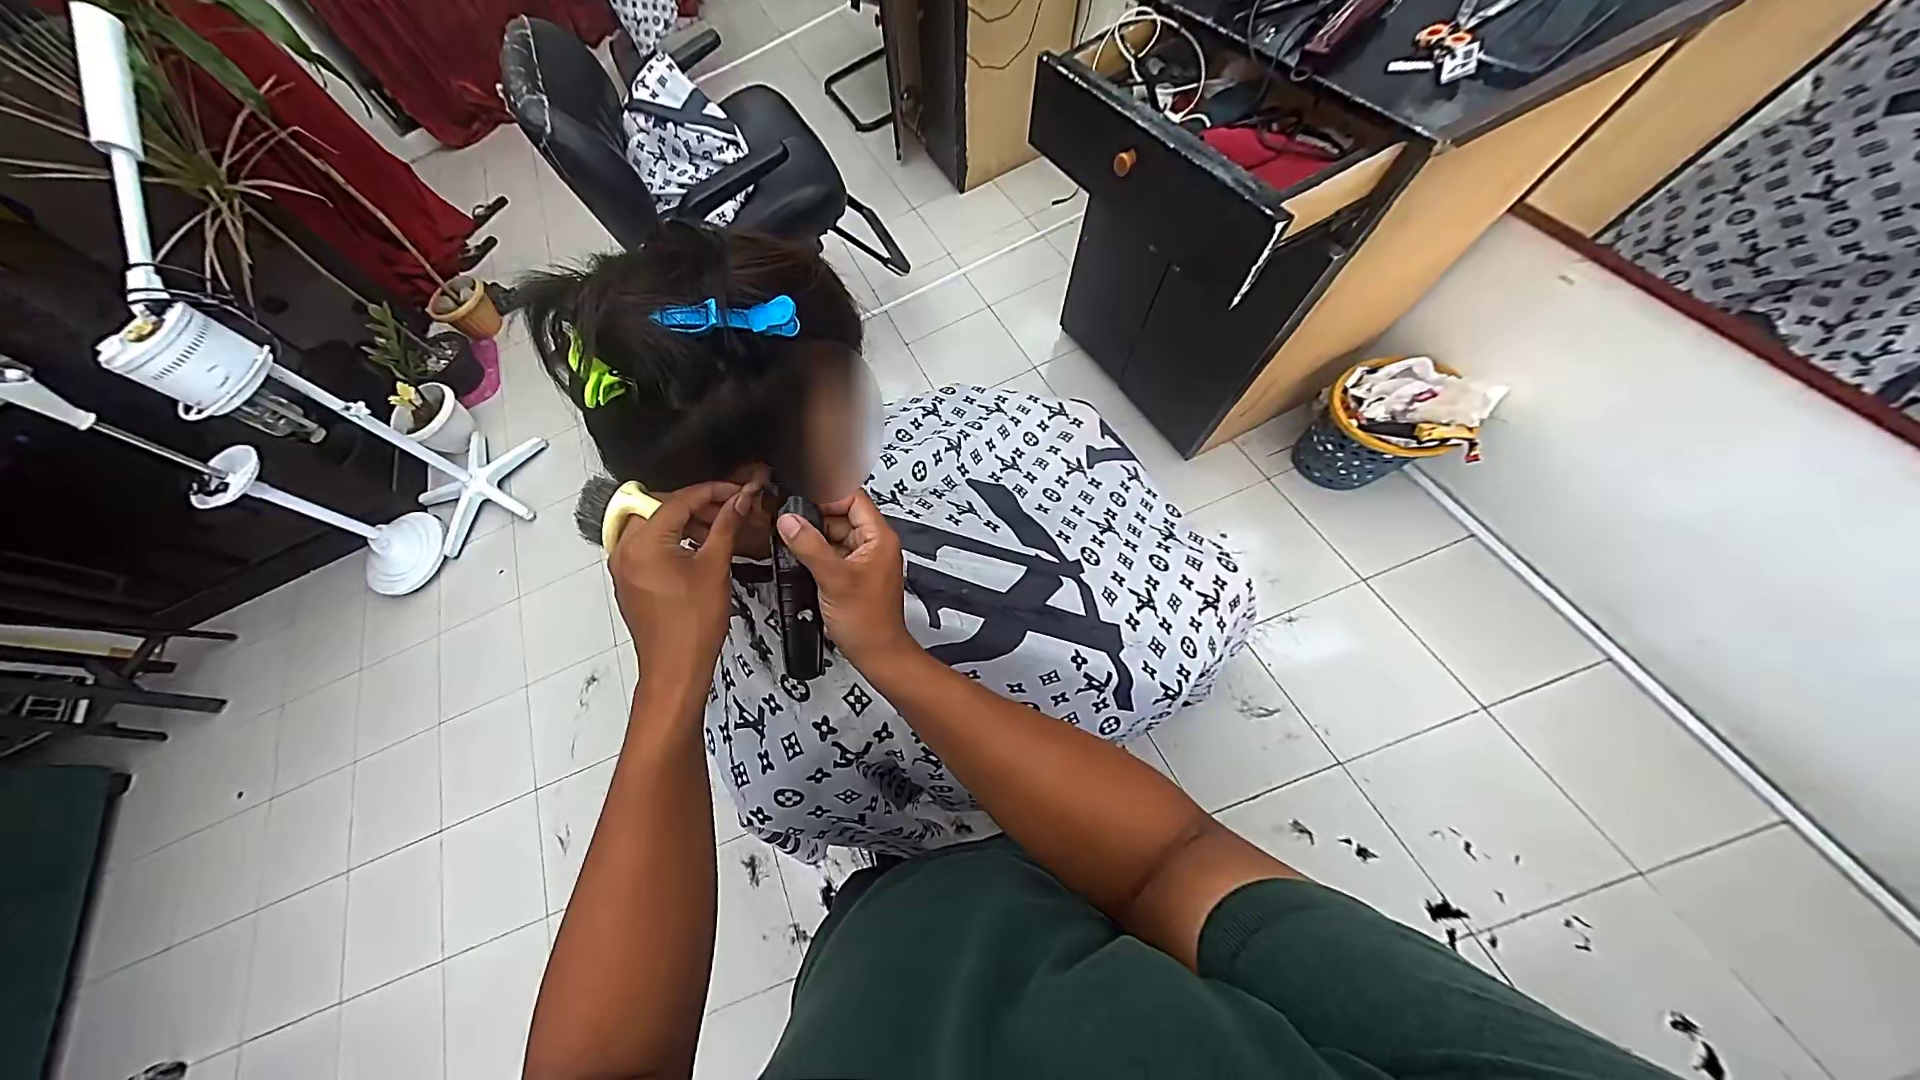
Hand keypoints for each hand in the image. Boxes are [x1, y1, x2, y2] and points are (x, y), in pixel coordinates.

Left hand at [609, 481, 752, 692]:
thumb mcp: (716, 567)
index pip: (678, 499)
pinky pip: (647, 543)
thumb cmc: (691, 629)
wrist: (676, 667)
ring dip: (684, 520)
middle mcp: (625, 551)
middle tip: (727, 507)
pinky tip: (700, 545)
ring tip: (718, 527)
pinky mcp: (630, 577)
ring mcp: (624, 565)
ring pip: (652, 523)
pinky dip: (672, 537)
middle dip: (696, 503)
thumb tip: (739, 501)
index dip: (713, 491)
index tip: (736, 491)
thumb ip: (727, 525)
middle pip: (660, 506)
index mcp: (643, 544)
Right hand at [775, 491, 913, 666]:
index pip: (854, 498)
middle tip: (792, 523)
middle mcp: (875, 545)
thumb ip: (809, 546)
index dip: (827, 495)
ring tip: (795, 542)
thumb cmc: (869, 621)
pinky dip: (817, 553)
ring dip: (814, 537)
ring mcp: (864, 559)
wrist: (875, 651)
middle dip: (815, 518)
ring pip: (834, 534)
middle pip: (841, 514)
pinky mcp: (853, 573)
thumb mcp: (833, 578)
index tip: (802, 500)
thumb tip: (790, 522)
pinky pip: (833, 552)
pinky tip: (803, 559)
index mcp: (880, 537)